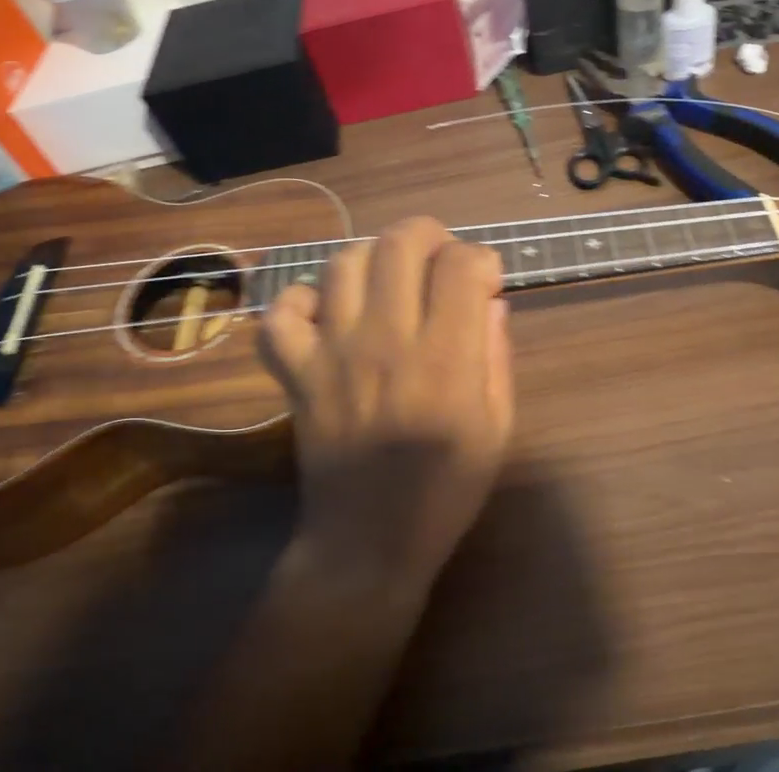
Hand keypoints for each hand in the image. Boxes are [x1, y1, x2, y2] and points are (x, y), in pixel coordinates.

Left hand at [259, 218, 513, 585]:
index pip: (460, 264)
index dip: (479, 257)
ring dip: (371, 256)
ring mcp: (332, 355)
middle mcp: (386, 344)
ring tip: (388, 280)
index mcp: (446, 362)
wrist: (368, 544)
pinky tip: (327, 313)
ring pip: (342, 262)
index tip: (483, 278)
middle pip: (398, 244)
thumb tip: (489, 299)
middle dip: (427, 234)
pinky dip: (300, 300)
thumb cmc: (445, 491)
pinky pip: (281, 314)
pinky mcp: (295, 373)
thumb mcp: (497, 428)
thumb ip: (497, 356)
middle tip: (438, 258)